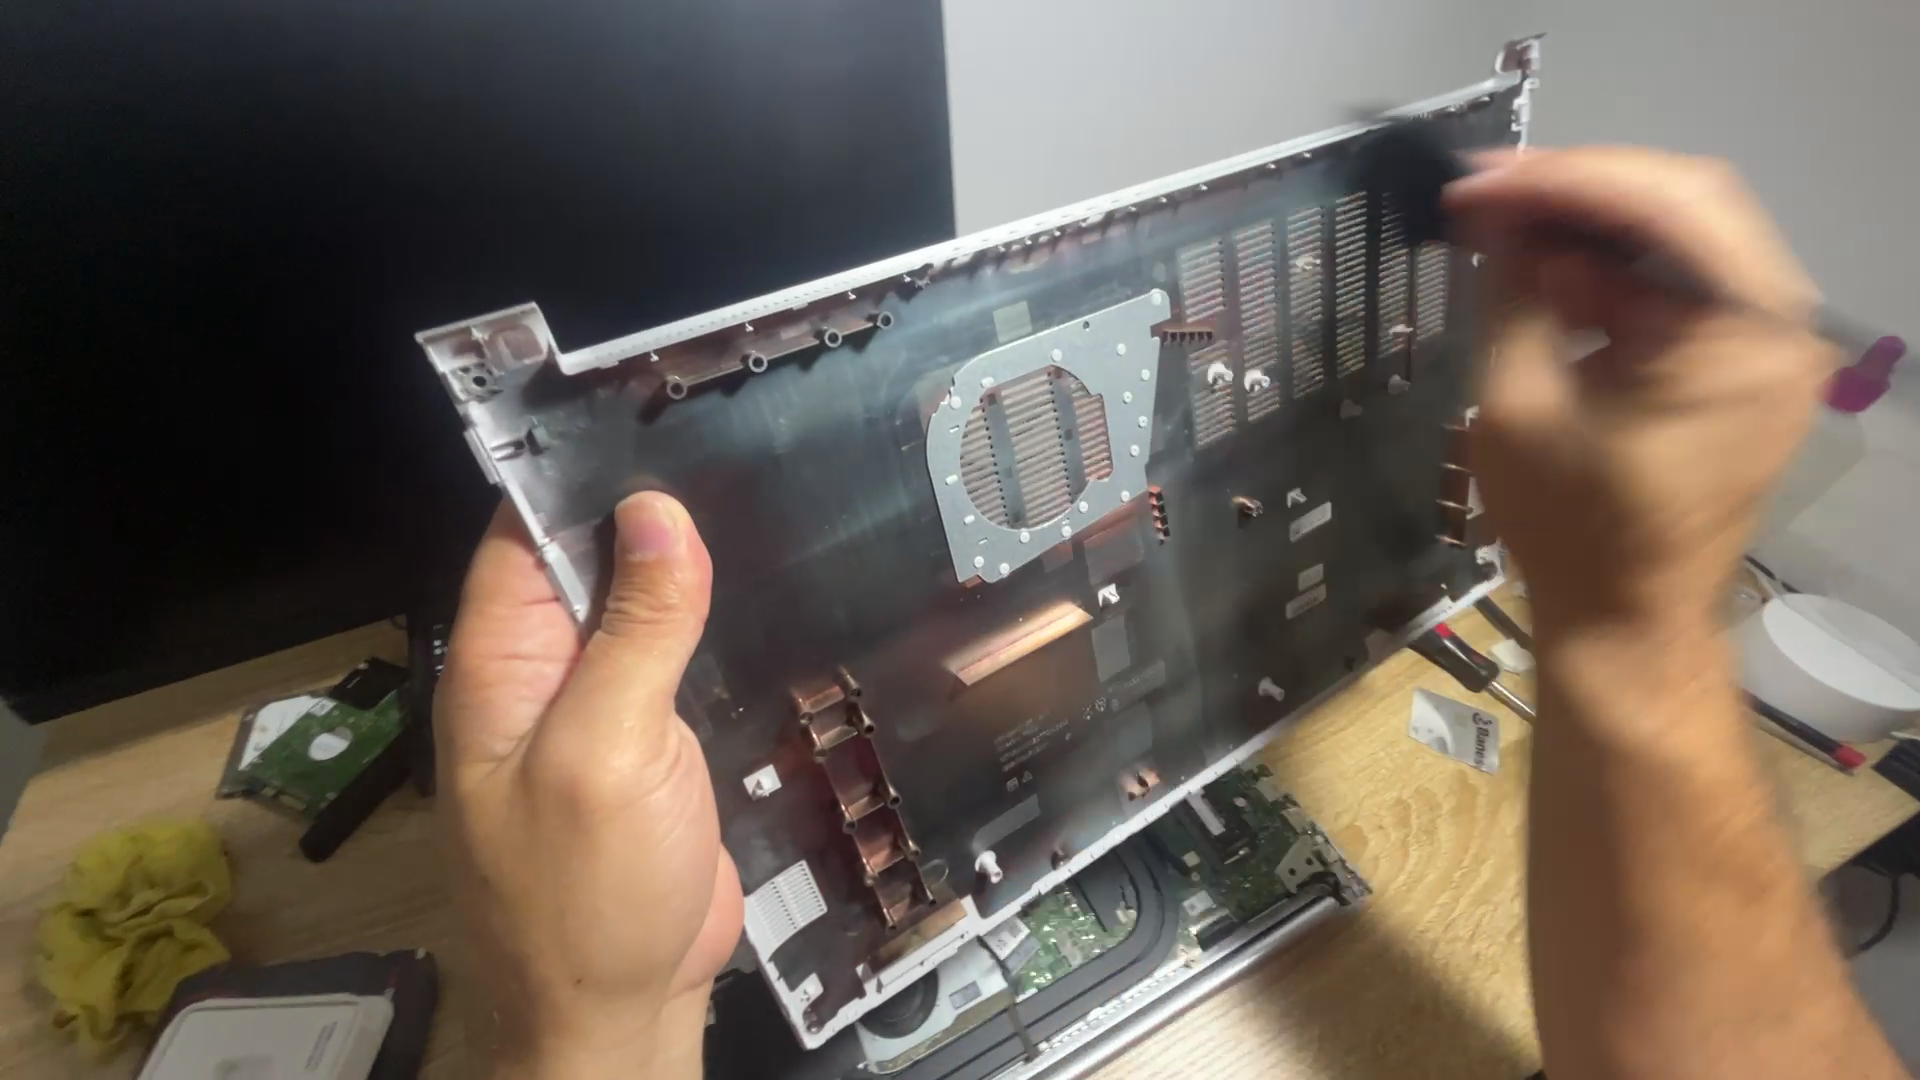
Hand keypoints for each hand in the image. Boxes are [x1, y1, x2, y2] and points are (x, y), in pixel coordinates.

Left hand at [436, 493, 741, 1079]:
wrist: (625, 1000)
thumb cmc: (588, 887)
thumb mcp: (605, 748)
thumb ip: (635, 631)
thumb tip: (657, 513)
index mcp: (503, 666)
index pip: (523, 540)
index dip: (573, 478)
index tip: (643, 416)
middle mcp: (547, 673)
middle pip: (590, 566)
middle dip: (645, 512)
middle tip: (725, 446)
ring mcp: (606, 703)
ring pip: (643, 606)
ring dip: (684, 563)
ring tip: (756, 498)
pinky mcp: (657, 731)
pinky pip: (678, 652)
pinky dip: (709, 617)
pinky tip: (758, 586)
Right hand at [1447, 147, 1833, 638]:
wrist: (1620, 613)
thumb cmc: (1566, 527)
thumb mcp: (1516, 412)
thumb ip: (1512, 306)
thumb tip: (1495, 226)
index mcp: (1740, 336)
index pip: (1668, 207)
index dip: (1565, 180)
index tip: (1476, 182)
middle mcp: (1775, 323)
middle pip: (1682, 211)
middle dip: (1573, 195)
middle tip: (1481, 195)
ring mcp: (1758, 344)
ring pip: (1671, 249)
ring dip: (1580, 238)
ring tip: (1495, 238)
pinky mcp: (1727, 367)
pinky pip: (1662, 297)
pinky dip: (1597, 283)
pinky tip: (1537, 288)